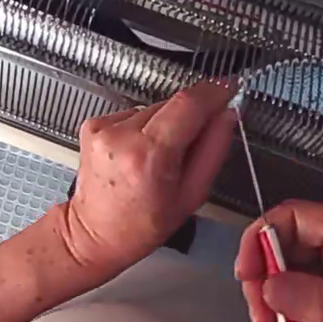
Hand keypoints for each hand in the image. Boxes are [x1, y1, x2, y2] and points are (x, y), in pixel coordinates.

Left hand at [57, 81, 237, 276]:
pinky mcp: (93, 124)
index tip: (229, 88)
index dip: (214, 91)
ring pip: (153, 108)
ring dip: (164, 125)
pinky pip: (133, 114)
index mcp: (150, 155)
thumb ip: (214, 149)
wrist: (94, 233)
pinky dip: (143, 128)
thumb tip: (226, 115)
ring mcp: (104, 128)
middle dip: (190, 117)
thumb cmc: (141, 224)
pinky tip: (138, 153)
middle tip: (192, 146)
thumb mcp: (192, 195)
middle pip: (173, 104)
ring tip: (158, 158)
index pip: (189, 103)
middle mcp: (122, 136)